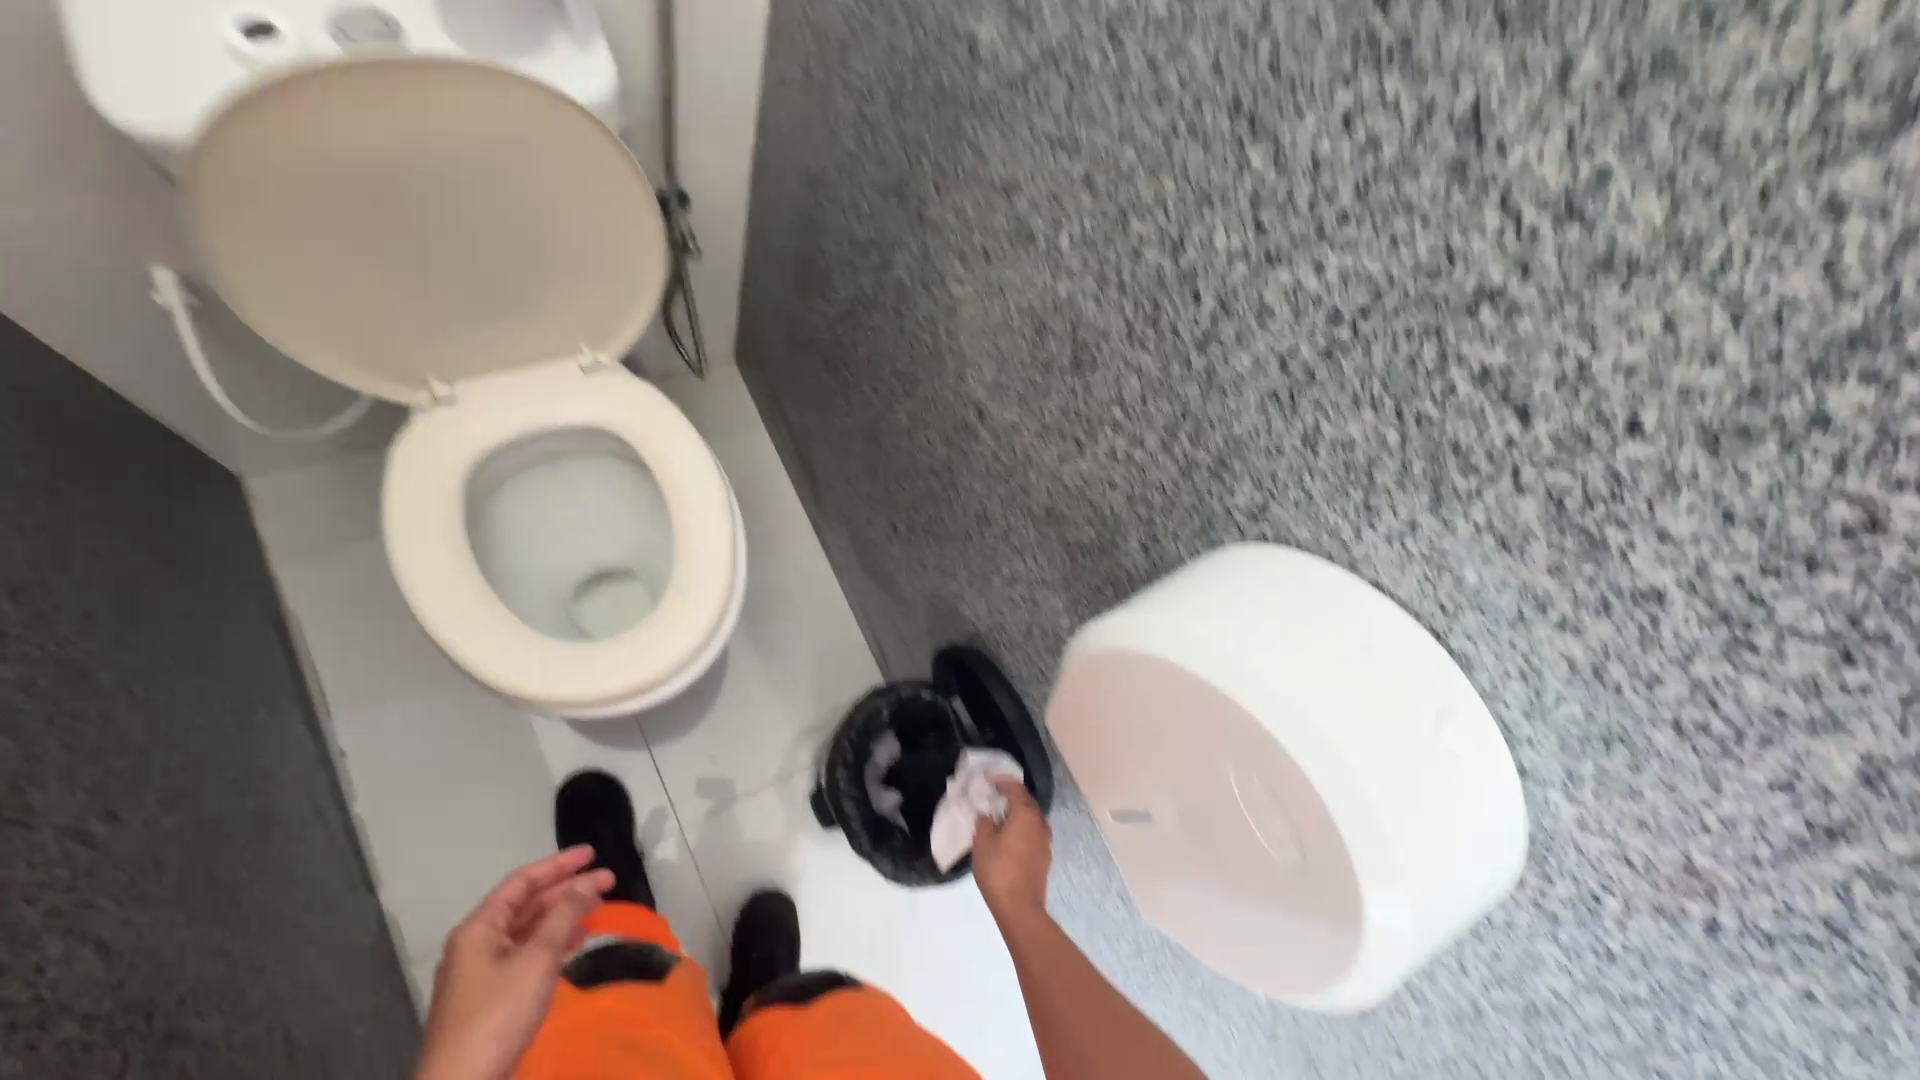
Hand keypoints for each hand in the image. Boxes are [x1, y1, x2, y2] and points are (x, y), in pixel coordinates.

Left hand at [414, 846, 614, 1079]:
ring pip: (528, 930)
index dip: (558, 865)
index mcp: (479, 928)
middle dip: (567, 890)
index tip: (592, 854)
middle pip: (526, 905)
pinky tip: (576, 942)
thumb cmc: (497, 1015)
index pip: (522, 882)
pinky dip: (554, 942)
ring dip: (563, 916)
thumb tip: (586, 883)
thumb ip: (563, 917)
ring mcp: (483, 972)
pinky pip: (527, 954)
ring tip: (598, 908)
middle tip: (608, 881)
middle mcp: (477, 944)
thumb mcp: (536, 960)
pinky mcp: (492, 997)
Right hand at [972, 777, 1051, 921]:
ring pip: (1030, 821)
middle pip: (1026, 803)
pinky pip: (1032, 835)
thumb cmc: (998, 870)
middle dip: (1010, 798)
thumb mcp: (982, 842)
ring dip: (1016, 816)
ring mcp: (1045, 843)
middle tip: (992, 799)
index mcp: (1026, 815)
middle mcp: (1040, 824)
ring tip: (997, 820)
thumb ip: (984, 822)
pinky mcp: (1044, 858)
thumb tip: (988, 816)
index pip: (1016, 788)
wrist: (1019, 907)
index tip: (988, 781)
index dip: (1002, 782)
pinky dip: (1020, 831)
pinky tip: (1007, 840)